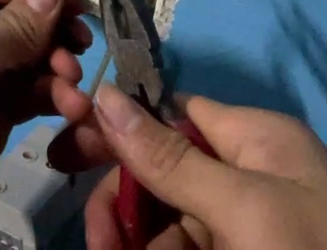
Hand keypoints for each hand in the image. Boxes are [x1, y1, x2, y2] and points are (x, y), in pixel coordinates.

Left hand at [0, 0, 90, 249]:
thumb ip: (13, 23)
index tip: (77, 5)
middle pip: (8, 15)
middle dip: (47, 32)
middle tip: (81, 53)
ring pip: (22, 56)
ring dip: (55, 69)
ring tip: (74, 95)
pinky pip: (25, 92)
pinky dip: (50, 96)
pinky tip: (72, 112)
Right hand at [53, 86, 326, 249]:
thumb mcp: (246, 211)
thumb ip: (170, 156)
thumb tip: (105, 92)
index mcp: (259, 141)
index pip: (170, 114)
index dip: (118, 130)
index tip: (68, 156)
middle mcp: (254, 176)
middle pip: (162, 171)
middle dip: (121, 202)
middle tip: (94, 239)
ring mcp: (253, 230)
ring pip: (169, 222)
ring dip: (133, 241)